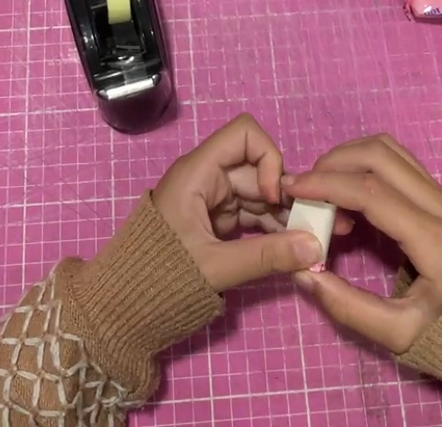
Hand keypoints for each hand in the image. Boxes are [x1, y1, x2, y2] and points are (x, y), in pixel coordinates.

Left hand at [149, 114, 324, 291]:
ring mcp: (213, 200)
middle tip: (319, 224)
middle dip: (288, 194)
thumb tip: (315, 246)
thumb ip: (266, 256)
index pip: (243, 134)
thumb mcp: (214, 268)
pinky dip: (273, 229)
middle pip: (258, 169)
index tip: (273, 196)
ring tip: (313, 242)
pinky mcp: (217, 222)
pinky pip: (253, 215)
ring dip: (285, 215)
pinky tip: (294, 249)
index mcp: (198, 172)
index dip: (267, 157)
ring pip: (260, 194)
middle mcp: (207, 178)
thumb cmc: (160, 277)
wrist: (122, 307)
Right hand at [282, 134, 441, 353]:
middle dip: (332, 163)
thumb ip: (349, 307)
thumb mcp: (401, 336)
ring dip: (349, 156)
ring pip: (389, 149)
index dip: (326, 184)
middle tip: (304, 188)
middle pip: (379, 156)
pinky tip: (348, 187)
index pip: (372, 192)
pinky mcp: (441, 192)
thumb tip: (304, 272)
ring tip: (323, 186)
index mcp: (437, 244)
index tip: (292, 189)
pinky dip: (365, 161)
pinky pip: (398, 159)